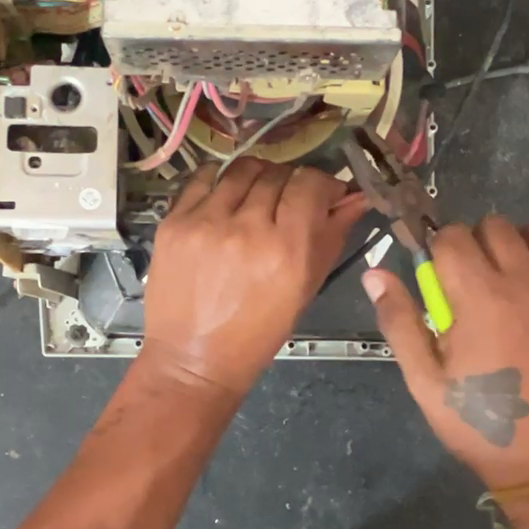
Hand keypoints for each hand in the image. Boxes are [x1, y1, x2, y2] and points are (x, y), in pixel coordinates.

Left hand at [141, 158, 364, 398]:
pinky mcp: (174, 222)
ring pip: (241, 170)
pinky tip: (226, 198)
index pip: (310, 184)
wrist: (193, 358)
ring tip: (257, 198)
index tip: (322, 195)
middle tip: (288, 203)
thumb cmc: (257, 334)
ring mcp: (205, 222)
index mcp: (286, 251)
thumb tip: (354, 198)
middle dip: (290, 183)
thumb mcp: (305, 290)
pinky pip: (203, 178)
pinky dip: (221, 181)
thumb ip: (332, 237)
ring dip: (258, 178)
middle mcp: (247, 229)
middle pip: (277, 174)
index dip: (323, 183)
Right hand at [363, 217, 528, 489]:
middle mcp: (523, 282)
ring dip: (510, 244)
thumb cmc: (483, 424)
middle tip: (462, 284)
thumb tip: (374, 275)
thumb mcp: (426, 383)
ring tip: (499, 279)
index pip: (451, 238)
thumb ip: (400, 323)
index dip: (434, 251)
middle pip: (492, 226)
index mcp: (480, 299)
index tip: (432, 279)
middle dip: (469, 244)